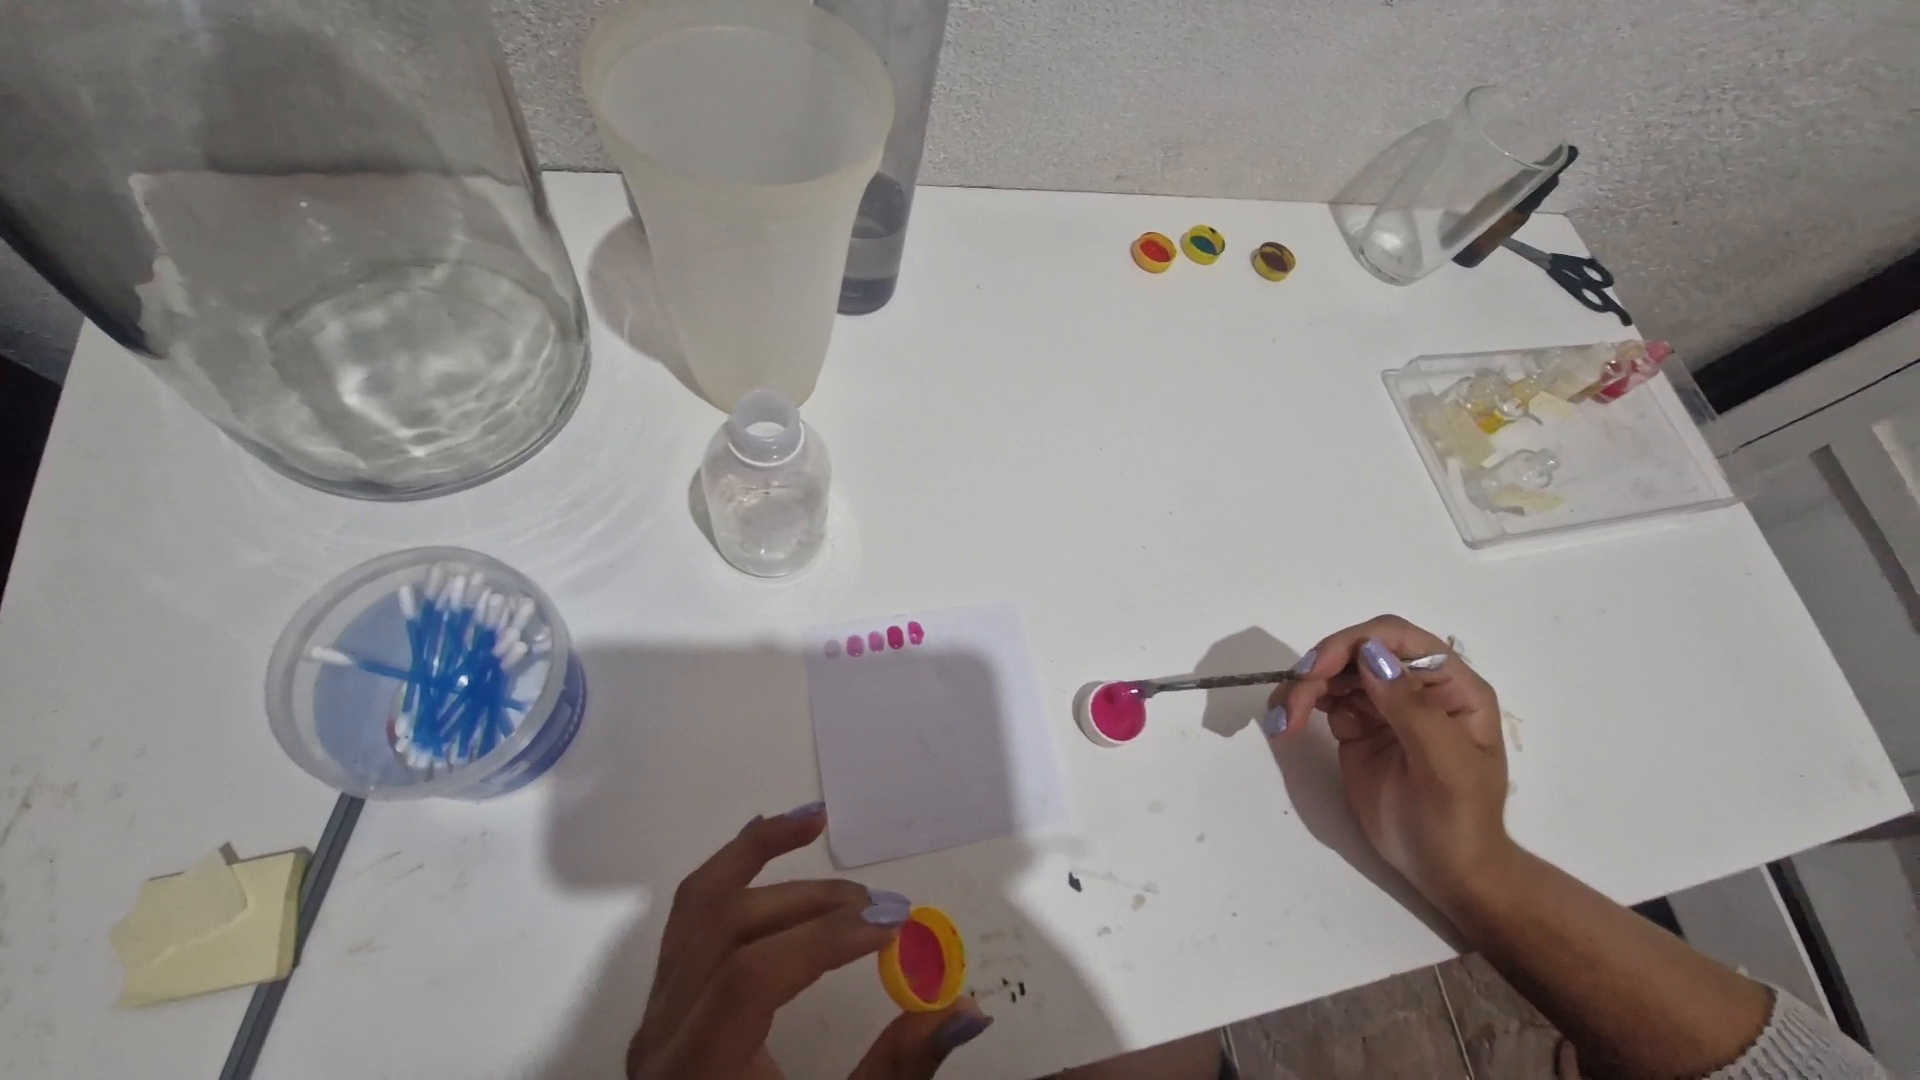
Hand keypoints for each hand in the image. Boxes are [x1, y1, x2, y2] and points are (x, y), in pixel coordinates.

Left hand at [627, 803, 991, 1079]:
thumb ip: (897, 1072)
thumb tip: (965, 1009)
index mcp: (698, 1070)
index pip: (752, 977)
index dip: (826, 939)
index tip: (895, 926)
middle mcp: (661, 1031)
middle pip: (729, 929)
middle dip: (812, 903)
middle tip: (883, 905)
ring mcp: (656, 1009)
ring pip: (699, 903)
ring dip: (758, 854)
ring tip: (815, 819)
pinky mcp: (665, 997)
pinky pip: (690, 914)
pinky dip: (731, 868)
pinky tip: (767, 837)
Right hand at [1268, 616, 1513, 913]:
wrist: (1444, 871)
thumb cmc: (1458, 821)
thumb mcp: (1444, 767)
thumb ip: (1412, 708)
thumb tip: (1370, 654)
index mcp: (1451, 687)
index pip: (1397, 639)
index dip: (1354, 643)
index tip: (1317, 671)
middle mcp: (1415, 687)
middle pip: (1354, 652)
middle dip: (1318, 671)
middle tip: (1292, 709)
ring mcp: (1382, 706)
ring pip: (1331, 674)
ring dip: (1300, 690)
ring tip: (1283, 725)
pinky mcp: (1355, 727)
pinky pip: (1319, 700)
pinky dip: (1296, 707)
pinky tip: (1285, 727)